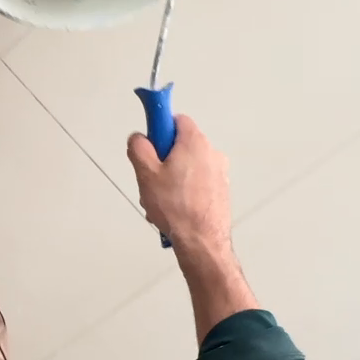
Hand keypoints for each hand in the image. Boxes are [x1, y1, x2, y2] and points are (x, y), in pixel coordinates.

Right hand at [128, 115, 257, 339]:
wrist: (201, 241)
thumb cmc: (176, 207)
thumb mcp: (145, 174)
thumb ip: (138, 148)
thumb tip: (138, 138)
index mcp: (194, 142)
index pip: (175, 119)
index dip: (159, 127)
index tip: (149, 140)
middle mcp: (211, 153)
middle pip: (180, 143)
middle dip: (163, 157)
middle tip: (150, 177)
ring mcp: (219, 172)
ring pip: (187, 165)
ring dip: (172, 176)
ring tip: (161, 199)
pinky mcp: (220, 190)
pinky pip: (197, 181)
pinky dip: (184, 189)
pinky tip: (174, 207)